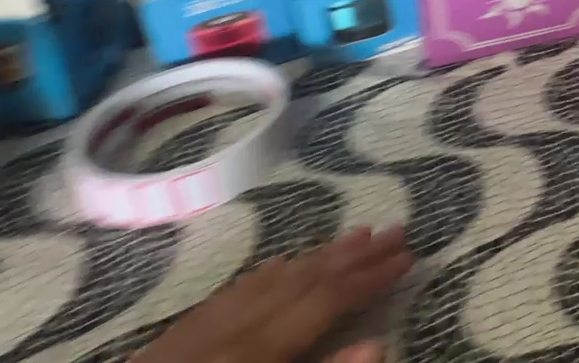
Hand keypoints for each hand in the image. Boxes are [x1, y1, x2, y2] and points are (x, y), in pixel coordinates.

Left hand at [135, 226, 413, 362]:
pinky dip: (263, 276)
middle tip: (398, 228)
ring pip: (266, 283)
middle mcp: (227, 333)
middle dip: (354, 255)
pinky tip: (281, 263)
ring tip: (357, 233)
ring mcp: (193, 335)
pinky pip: (225, 298)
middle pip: (301, 282)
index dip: (372, 276)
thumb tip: (378, 343)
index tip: (411, 255)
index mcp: (255, 352)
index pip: (326, 300)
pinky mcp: (167, 344)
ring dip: (317, 256)